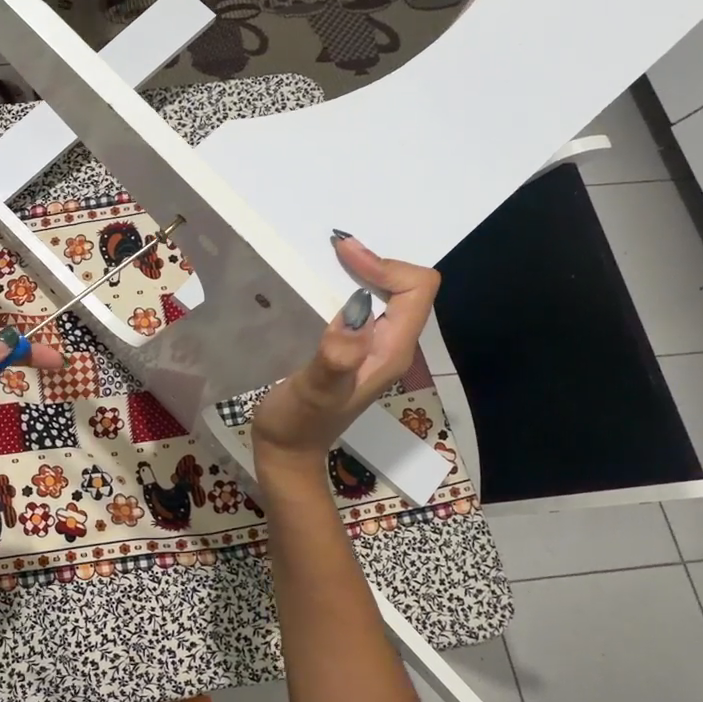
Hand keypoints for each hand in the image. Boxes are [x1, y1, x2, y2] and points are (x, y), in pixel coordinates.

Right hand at [249, 235, 439, 478]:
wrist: (286, 452)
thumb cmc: (297, 423)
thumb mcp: (313, 391)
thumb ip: (336, 358)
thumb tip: (355, 317)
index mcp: (390, 350)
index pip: (416, 289)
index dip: (385, 265)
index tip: (341, 256)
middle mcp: (390, 346)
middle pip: (409, 287)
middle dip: (378, 262)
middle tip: (335, 249)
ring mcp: (373, 348)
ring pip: (388, 295)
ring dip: (364, 273)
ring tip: (330, 259)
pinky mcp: (354, 350)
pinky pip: (366, 307)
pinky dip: (349, 288)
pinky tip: (322, 287)